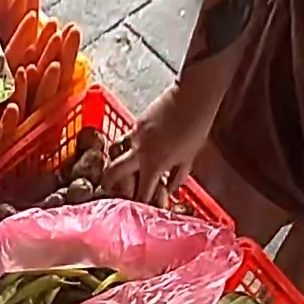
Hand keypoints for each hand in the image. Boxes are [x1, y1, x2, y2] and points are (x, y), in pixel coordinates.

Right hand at [101, 83, 220, 206]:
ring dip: (118, 165)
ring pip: (117, 155)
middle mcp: (138, 152)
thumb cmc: (195, 128)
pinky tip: (138, 151)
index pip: (141, 194)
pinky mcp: (137, 123)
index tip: (139, 209)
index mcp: (152, 165)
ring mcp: (135, 136)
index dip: (140, 204)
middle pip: (113, 174)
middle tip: (110, 192)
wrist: (195, 94)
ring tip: (123, 171)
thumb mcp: (188, 159)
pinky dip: (131, 150)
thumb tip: (169, 190)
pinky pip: (128, 141)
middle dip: (109, 185)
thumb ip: (176, 178)